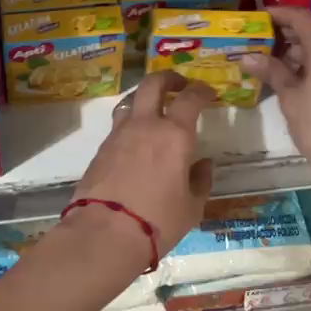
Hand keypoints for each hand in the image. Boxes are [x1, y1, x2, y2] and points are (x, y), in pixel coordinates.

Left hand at [66, 72, 215, 271]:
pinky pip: (119, 123)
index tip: (208, 92)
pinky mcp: (101, 148)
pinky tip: (136, 139)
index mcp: (175, 135)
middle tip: (179, 84)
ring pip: (131, 100)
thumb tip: (203, 163)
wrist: (104, 233)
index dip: (201, 90)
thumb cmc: (158, 221)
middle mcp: (146, 125)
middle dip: (168, 78)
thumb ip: (200, 181)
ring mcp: (119, 133)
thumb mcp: (192, 207)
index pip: (190, 98)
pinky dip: (131, 122)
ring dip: (145, 97)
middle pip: (153, 84)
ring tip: (154, 108)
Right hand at [241, 5, 310, 186]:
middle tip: (259, 40)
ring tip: (270, 61)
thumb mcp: (291, 98)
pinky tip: (292, 78)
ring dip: (298, 50)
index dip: (278, 13)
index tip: (257, 16)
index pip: (300, 17)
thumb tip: (248, 56)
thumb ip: (272, 72)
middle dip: (286, 33)